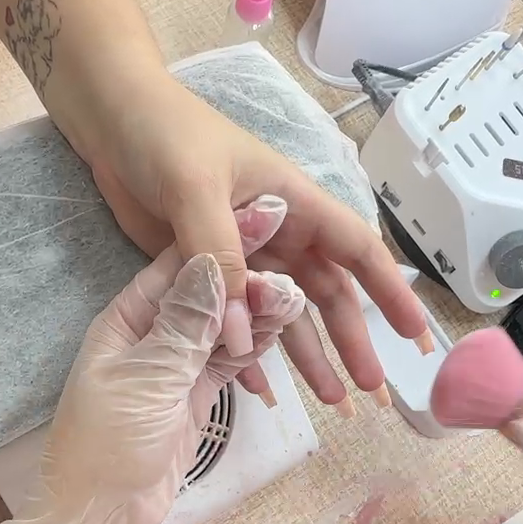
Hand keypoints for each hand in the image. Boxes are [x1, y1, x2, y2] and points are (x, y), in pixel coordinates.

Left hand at [0, 238, 305, 523]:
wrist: (99, 517)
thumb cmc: (108, 442)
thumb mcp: (147, 378)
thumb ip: (185, 323)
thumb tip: (216, 265)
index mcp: (128, 317)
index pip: (182, 265)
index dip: (226, 242)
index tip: (271, 215)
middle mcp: (153, 333)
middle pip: (209, 295)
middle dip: (250, 283)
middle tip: (294, 271)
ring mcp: (175, 366)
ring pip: (224, 330)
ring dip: (257, 317)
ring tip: (298, 300)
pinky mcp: (192, 396)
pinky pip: (228, 363)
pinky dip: (252, 350)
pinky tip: (279, 333)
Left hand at [72, 76, 427, 407]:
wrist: (109, 122)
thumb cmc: (162, 135)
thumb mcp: (195, 189)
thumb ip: (220, 256)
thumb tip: (241, 332)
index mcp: (292, 203)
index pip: (355, 250)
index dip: (389, 292)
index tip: (413, 335)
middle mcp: (277, 235)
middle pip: (327, 294)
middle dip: (351, 340)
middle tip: (370, 391)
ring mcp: (244, 258)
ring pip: (286, 315)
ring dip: (309, 356)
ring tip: (331, 401)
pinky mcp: (209, 276)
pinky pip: (239, 321)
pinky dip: (250, 353)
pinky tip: (265, 389)